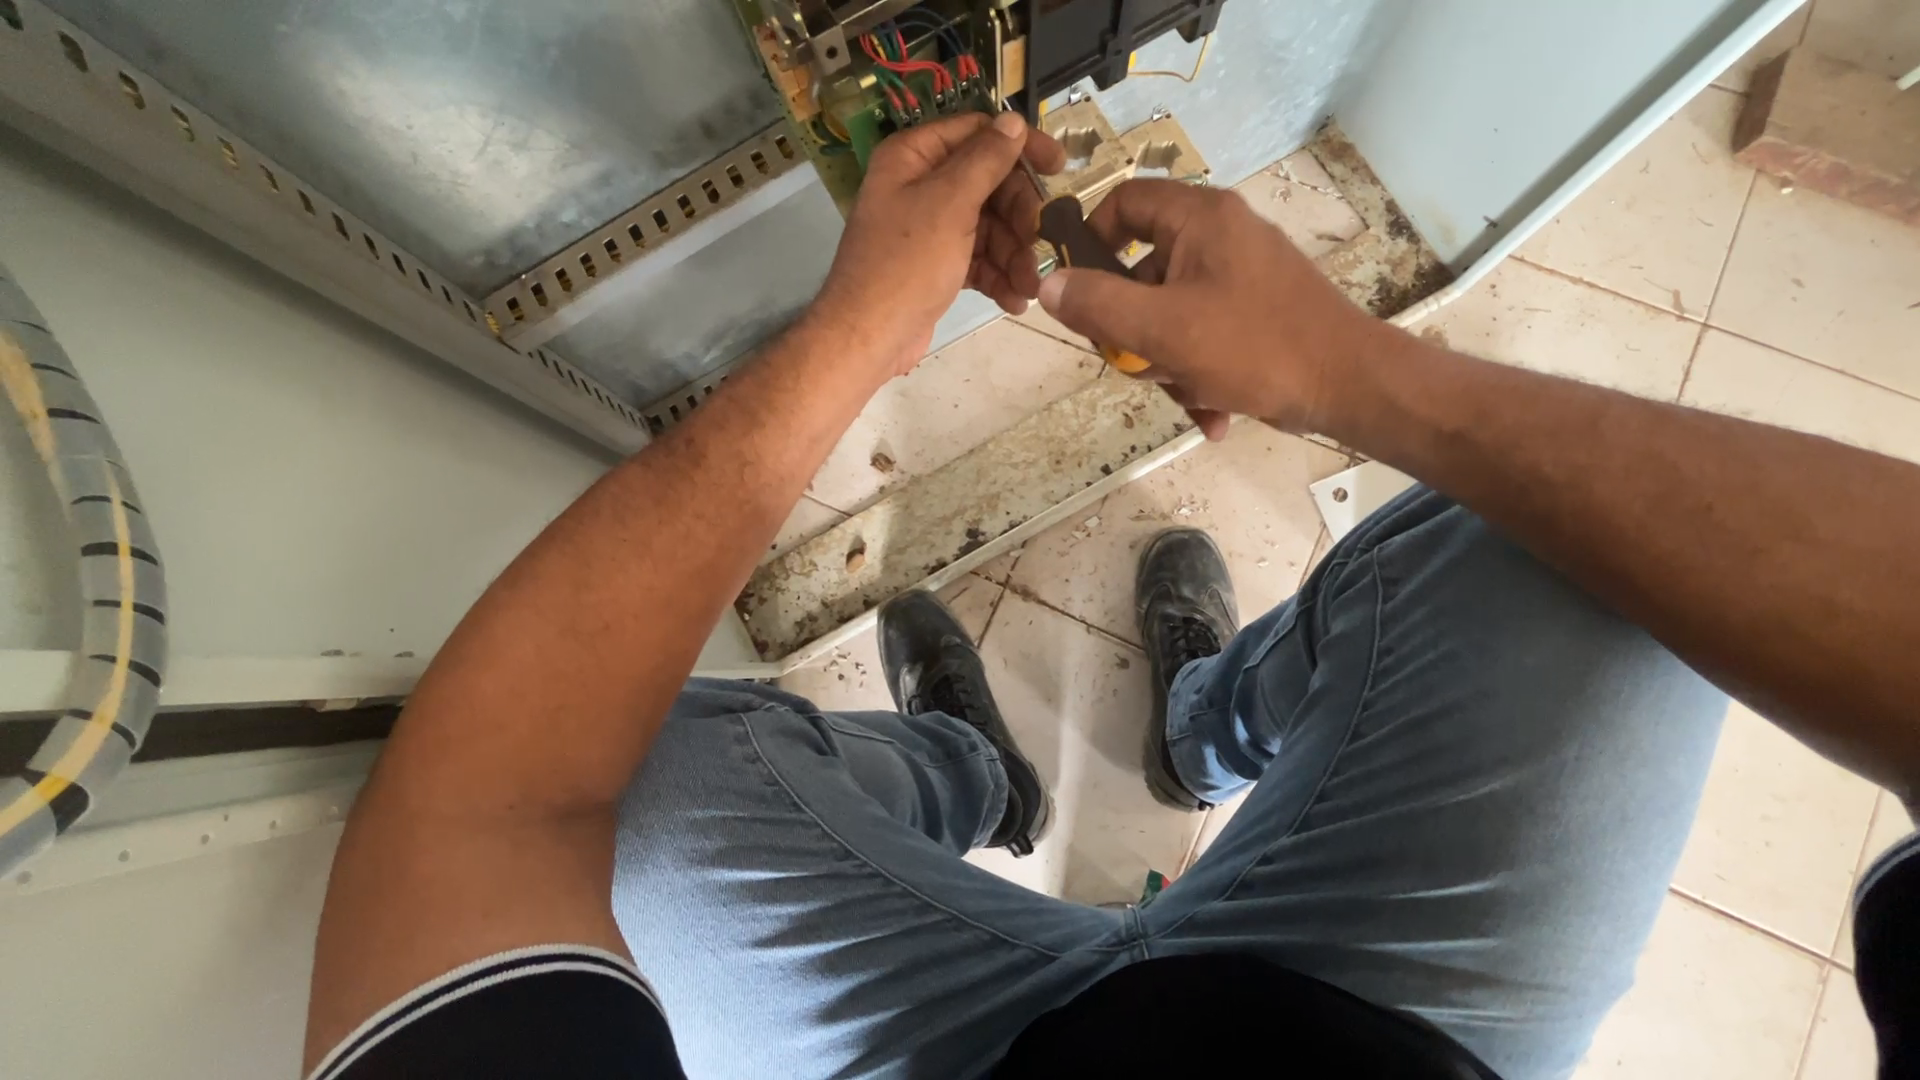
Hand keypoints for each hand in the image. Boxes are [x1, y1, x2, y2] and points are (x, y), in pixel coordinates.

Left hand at [810, 112, 1065, 376]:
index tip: (1059, 167)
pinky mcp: (937, 267)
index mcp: (914, 157)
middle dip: (1019, 218)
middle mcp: (921, 187)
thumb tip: (1014, 122)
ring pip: (988, 228)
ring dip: (1014, 256)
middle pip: (989, 186)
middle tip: (1042, 242)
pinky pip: (977, 261)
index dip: (1020, 147)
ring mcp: (929, 230)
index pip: (977, 133)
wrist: (868, 337)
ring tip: (1030, 286)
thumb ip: (985, 160)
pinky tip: (1015, 300)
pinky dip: (997, 277)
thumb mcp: (948, 203)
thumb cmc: (905, 264)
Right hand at [1034, 179, 1390, 437]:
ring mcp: (1239, 276)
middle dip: (1132, 329)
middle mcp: (1220, 236)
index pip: (1124, 202)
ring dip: (1165, 363)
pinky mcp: (1254, 312)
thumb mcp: (1162, 329)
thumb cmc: (1254, 346)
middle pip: (1140, 271)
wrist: (1349, 386)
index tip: (1076, 292)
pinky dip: (1197, 373)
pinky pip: (1202, 336)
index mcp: (1200, 219)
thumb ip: (1097, 306)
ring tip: (1189, 392)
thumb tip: (1048, 286)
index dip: (1090, 242)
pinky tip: (1211, 411)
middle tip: (1136, 362)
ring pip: (1168, 314)